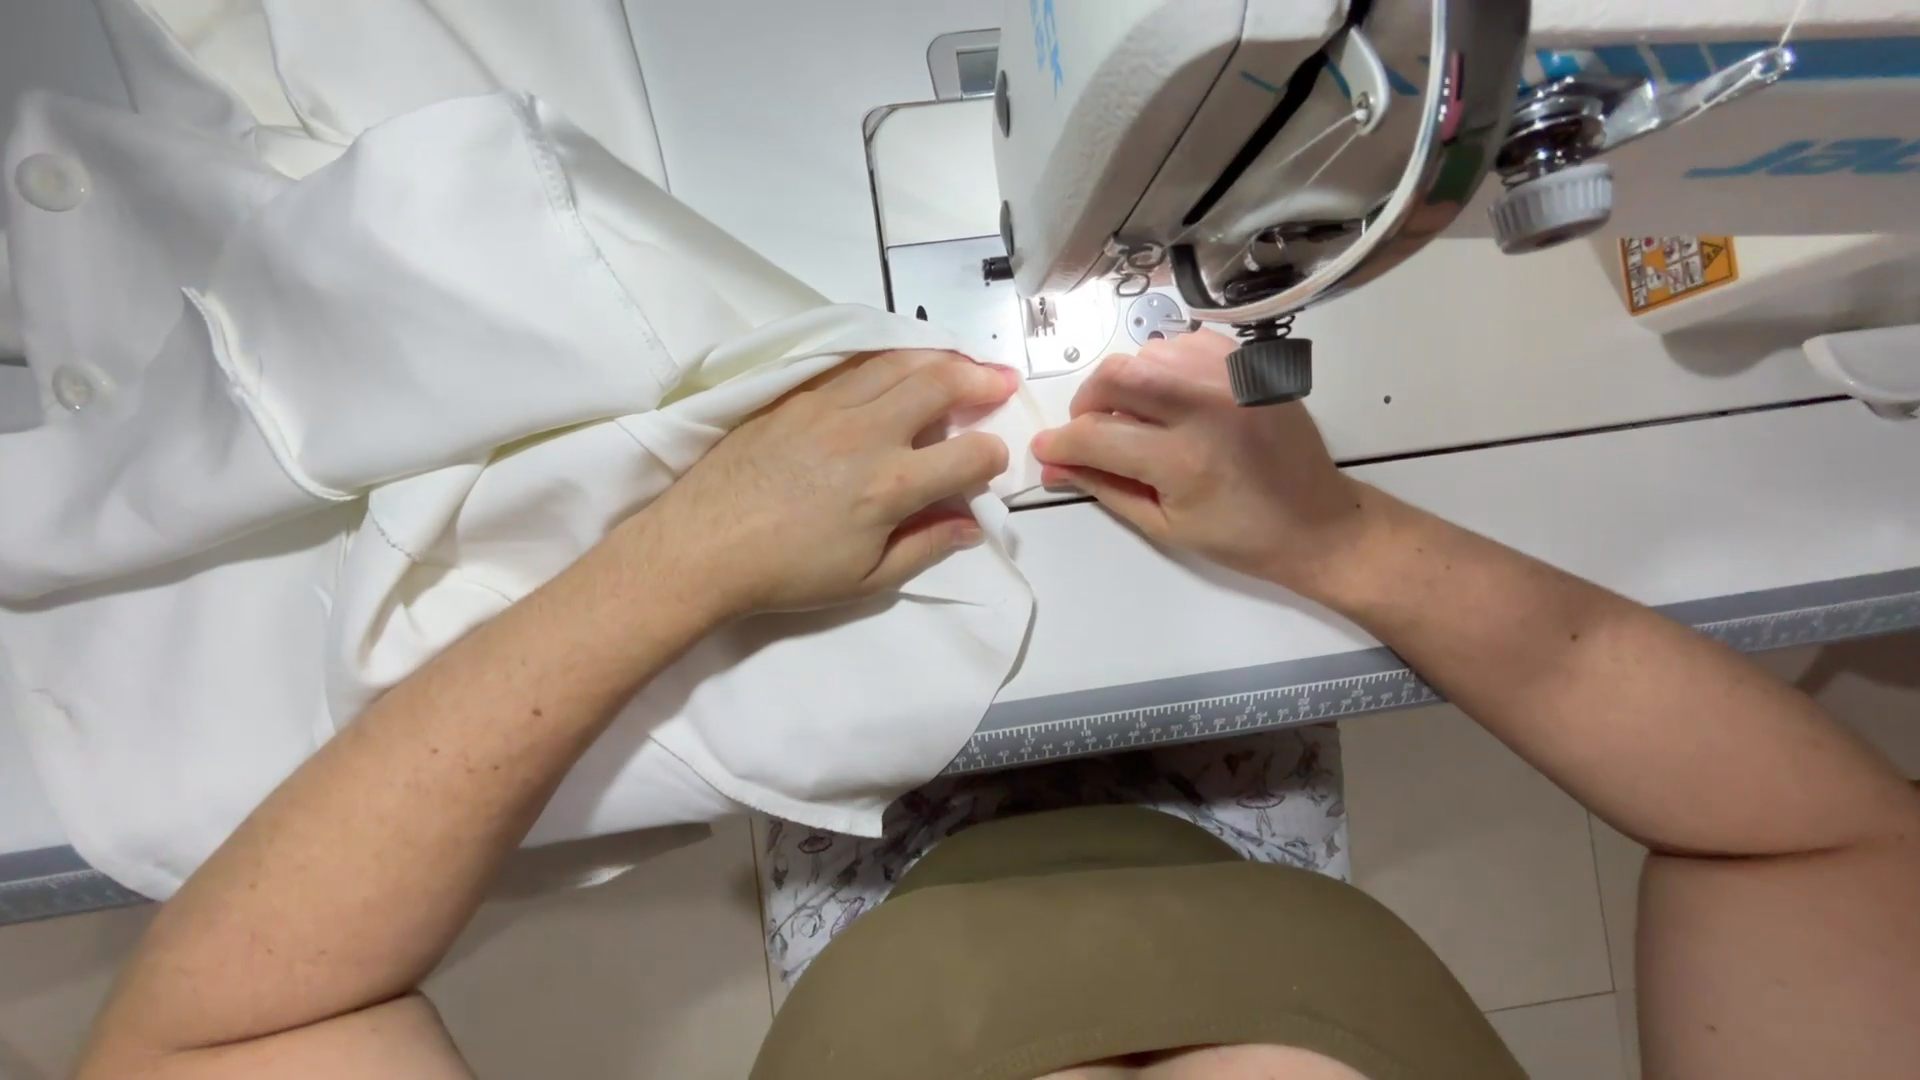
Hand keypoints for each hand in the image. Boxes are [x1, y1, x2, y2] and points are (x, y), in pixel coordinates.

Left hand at [620, 350, 1015, 618]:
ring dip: (941, 357)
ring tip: (964, 361)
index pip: (968, 455)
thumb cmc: (788, 573)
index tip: (992, 461)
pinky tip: (900, 361)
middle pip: (940, 385)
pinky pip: (854, 362)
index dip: (993, 456)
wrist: (703, 546)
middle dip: (982, 380)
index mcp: (892, 486)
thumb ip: (926, 547)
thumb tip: (971, 524)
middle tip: (1002, 381)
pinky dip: (890, 357)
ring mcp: (829, 405)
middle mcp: (868, 433)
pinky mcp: (797, 394)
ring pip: (899, 362)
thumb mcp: (866, 580)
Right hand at [1031, 330, 1365, 594]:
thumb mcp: (1162, 525)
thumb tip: (1053, 467)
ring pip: (1145, 354)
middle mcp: (1205, 407)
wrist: (1316, 521)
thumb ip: (1103, 488)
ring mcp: (1231, 377)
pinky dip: (1161, 366)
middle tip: (1090, 431)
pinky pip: (1183, 343)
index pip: (1095, 435)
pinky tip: (1168, 397)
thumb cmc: (1238, 537)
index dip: (1059, 444)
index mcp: (1182, 460)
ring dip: (1123, 384)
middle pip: (1114, 376)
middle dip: (1085, 403)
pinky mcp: (1249, 364)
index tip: (1047, 451)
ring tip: (1134, 417)